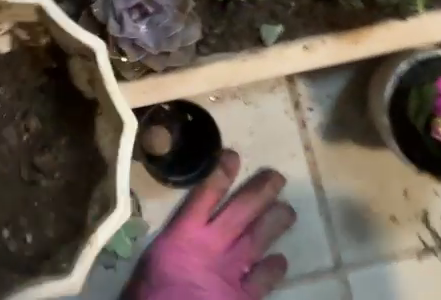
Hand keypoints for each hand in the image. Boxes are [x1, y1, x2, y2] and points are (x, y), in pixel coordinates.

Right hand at [128, 150, 296, 298]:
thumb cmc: (151, 292)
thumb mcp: (153, 260)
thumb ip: (171, 246)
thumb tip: (176, 241)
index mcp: (183, 233)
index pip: (205, 194)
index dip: (221, 174)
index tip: (234, 156)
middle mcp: (211, 245)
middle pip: (240, 213)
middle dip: (259, 193)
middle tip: (277, 178)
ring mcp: (231, 271)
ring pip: (256, 240)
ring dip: (274, 224)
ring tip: (288, 210)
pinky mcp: (243, 298)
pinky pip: (262, 281)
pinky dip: (273, 270)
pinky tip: (282, 261)